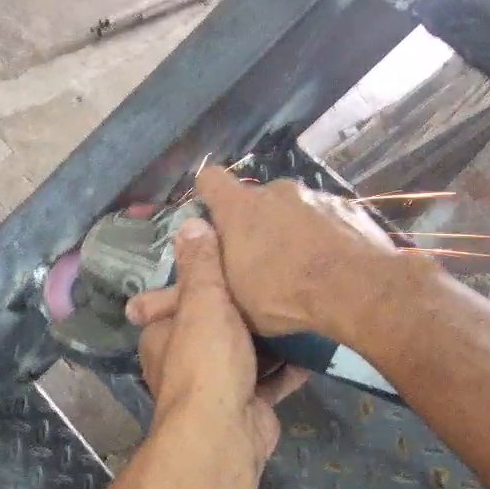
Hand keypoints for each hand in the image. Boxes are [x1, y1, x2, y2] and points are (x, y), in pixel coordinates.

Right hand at [131, 167, 400, 343]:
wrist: (358, 291)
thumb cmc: (280, 294)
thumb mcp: (222, 302)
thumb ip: (177, 299)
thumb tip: (132, 309)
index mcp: (239, 208)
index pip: (210, 179)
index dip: (205, 194)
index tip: (207, 216)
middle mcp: (276, 191)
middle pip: (253, 201)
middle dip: (250, 226)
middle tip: (251, 265)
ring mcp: (316, 198)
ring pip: (291, 212)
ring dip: (287, 233)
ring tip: (294, 272)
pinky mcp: (350, 210)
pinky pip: (325, 221)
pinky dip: (321, 239)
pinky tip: (326, 269)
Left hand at [132, 217, 306, 467]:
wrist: (225, 431)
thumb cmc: (207, 360)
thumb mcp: (203, 301)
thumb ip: (200, 264)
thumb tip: (190, 224)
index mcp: (163, 335)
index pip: (181, 299)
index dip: (207, 280)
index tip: (239, 259)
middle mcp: (184, 360)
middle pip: (218, 325)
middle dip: (245, 309)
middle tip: (279, 279)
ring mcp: (217, 385)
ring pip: (247, 352)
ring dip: (271, 337)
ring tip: (303, 306)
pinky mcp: (249, 404)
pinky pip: (272, 378)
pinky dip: (290, 366)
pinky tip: (316, 345)